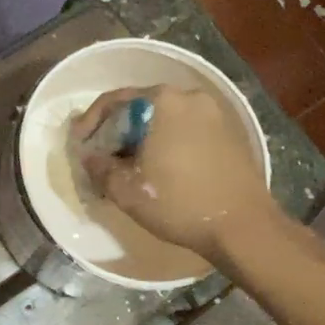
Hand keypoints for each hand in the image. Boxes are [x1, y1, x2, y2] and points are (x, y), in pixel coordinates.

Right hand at [72, 85, 281, 260]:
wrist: (244, 227)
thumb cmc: (180, 203)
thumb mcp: (127, 190)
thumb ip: (99, 167)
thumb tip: (90, 156)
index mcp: (163, 101)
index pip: (115, 100)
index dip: (91, 121)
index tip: (81, 143)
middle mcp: (190, 97)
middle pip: (141, 106)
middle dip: (118, 129)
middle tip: (103, 155)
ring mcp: (214, 113)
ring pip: (166, 118)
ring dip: (144, 136)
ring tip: (130, 164)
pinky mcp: (230, 133)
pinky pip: (187, 129)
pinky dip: (169, 141)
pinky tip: (162, 167)